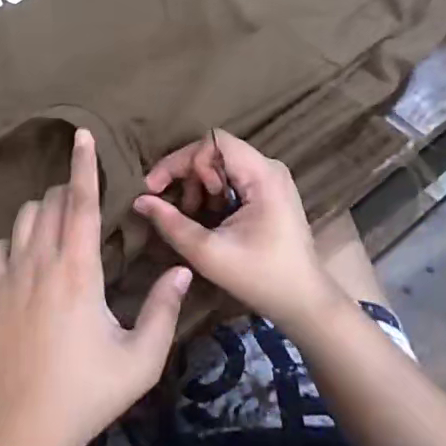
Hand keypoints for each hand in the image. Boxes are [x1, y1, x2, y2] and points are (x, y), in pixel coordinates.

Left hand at [0, 129, 191, 445]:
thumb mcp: (142, 358)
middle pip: (49, 203)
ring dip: (42, 209)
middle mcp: (40, 264)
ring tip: (61, 222)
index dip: (83, 165)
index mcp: (78, 271)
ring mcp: (10, 279)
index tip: (82, 135)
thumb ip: (164, 309)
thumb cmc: (89, 393)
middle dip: (68, 189)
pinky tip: (26, 254)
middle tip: (88, 199)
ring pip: (21, 219)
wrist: (27, 432)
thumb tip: (181, 269)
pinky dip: (11, 240)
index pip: (79, 202)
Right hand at [133, 130, 344, 330]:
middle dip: (188, 174)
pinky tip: (208, 218)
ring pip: (222, 164)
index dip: (181, 160)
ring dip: (198, 185)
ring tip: (192, 216)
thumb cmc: (261, 278)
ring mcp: (271, 179)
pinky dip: (212, 193)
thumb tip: (140, 200)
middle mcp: (269, 168)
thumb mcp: (209, 254)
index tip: (157, 188)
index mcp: (262, 175)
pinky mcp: (269, 192)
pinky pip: (232, 178)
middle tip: (176, 207)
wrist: (304, 303)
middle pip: (216, 150)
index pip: (212, 142)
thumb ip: (172, 223)